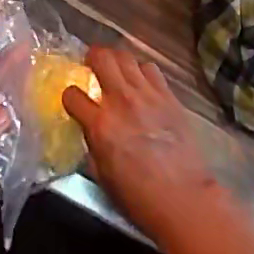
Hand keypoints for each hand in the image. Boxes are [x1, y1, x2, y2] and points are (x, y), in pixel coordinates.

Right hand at [61, 45, 228, 244]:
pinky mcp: (168, 95)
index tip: (73, 99)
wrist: (183, 197)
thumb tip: (90, 129)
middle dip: (92, 56)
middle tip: (92, 63)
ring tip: (117, 69)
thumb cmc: (138, 197)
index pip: (72, 95)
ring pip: (127, 57)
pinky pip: (151, 69)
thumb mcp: (102, 174)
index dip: (69, 96)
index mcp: (100, 124)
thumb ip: (93, 143)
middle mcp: (121, 101)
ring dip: (117, 60)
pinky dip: (142, 71)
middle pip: (102, 58)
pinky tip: (142, 83)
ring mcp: (147, 94)